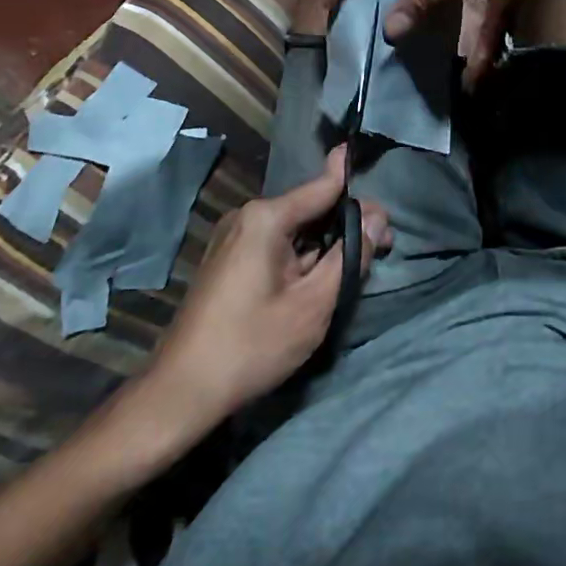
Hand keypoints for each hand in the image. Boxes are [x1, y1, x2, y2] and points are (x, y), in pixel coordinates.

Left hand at [146, 147, 389, 421]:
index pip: (322, 187)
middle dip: (345, 223)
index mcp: (266, 217)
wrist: (183, 389)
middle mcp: (246, 217)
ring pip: (294, 230)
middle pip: (309, 208)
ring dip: (324, 244)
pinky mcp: (228, 260)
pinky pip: (275, 245)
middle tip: (382, 246)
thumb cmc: (253, 344)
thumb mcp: (314, 303)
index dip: (354, 184)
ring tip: (355, 264)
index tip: (378, 176)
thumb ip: (350, 257)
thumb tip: (376, 219)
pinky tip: (317, 277)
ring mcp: (233, 238)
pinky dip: (301, 256)